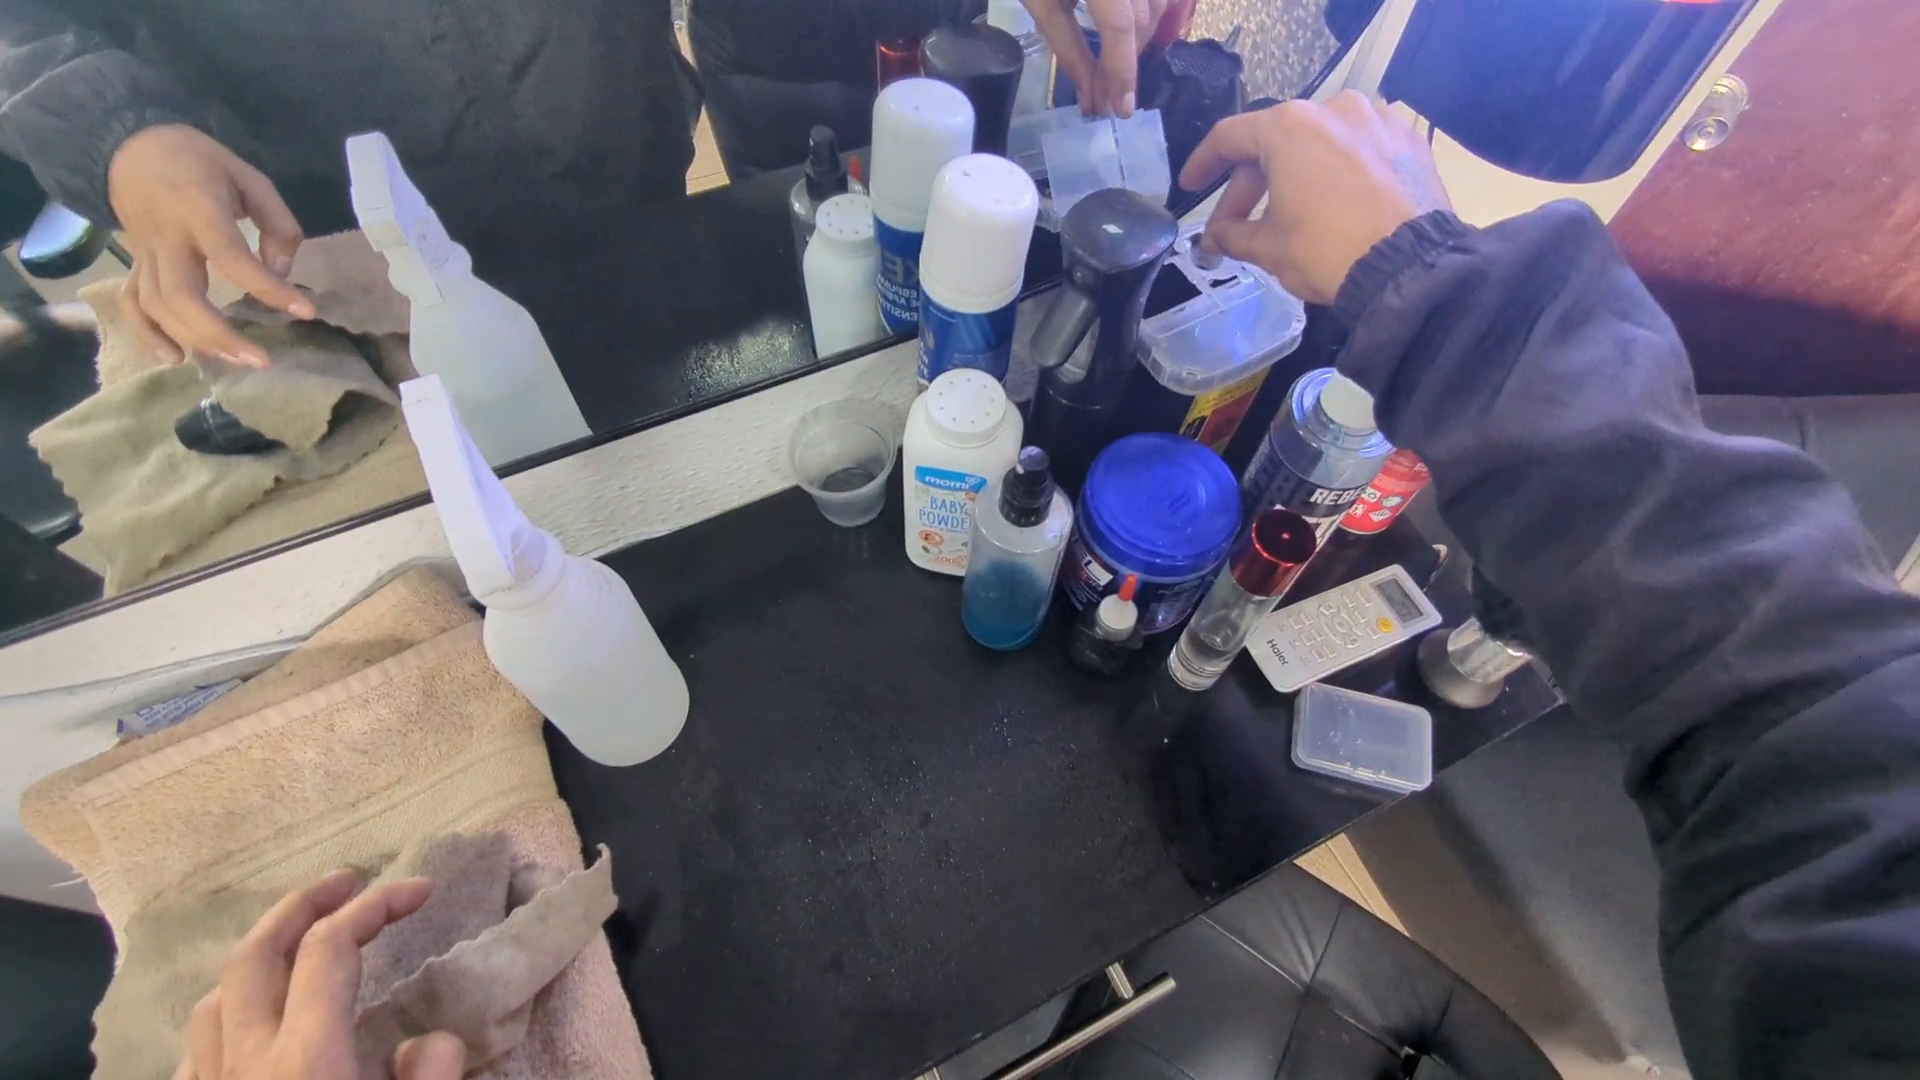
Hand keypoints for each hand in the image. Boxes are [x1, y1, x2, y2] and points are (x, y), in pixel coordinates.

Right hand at [109, 124, 314, 366]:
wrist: (128, 142)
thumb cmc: (201, 162)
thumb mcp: (252, 179)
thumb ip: (278, 226)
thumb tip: (281, 272)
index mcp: (198, 212)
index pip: (233, 259)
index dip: (269, 289)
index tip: (307, 312)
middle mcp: (165, 238)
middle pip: (180, 296)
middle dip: (220, 334)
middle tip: (263, 361)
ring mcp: (144, 252)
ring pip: (156, 305)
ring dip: (196, 339)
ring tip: (240, 361)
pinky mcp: (136, 261)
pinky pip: (132, 301)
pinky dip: (147, 331)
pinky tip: (175, 358)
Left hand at [171, 869, 465, 1079]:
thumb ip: (432, 1072)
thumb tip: (428, 1039)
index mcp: (306, 1056)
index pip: (330, 947)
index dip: (377, 902)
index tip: (422, 889)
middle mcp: (247, 1063)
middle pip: (255, 956)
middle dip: (303, 905)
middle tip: (349, 880)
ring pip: (214, 1000)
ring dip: (265, 955)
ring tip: (306, 944)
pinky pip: (196, 1052)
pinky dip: (231, 1016)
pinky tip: (260, 1022)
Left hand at [1024, 0, 1167, 117]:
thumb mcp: (1042, 1)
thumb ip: (1068, 48)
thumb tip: (1092, 95)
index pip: (1120, 27)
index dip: (1122, 72)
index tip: (1121, 110)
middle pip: (1140, 18)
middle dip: (1125, 64)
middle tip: (1108, 98)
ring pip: (1157, 4)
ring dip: (1137, 42)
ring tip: (1114, 69)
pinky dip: (1147, 13)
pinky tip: (1128, 35)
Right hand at [1178, 92, 1452, 304]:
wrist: (1409, 267)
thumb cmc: (1326, 252)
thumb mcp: (1268, 248)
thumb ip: (1233, 235)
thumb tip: (1214, 238)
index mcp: (1290, 129)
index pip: (1230, 137)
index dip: (1203, 163)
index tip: (1190, 186)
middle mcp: (1333, 109)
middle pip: (1275, 141)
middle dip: (1249, 186)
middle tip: (1232, 226)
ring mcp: (1376, 118)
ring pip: (1317, 143)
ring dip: (1292, 176)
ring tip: (1285, 215)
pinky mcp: (1406, 139)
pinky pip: (1356, 149)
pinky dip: (1333, 172)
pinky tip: (1329, 205)